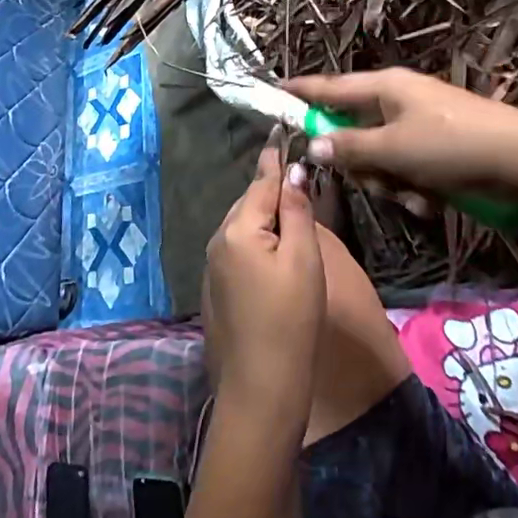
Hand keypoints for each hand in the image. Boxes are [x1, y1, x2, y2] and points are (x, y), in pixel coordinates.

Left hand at [204, 136, 325, 416]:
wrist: (260, 386)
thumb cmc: (291, 319)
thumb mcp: (303, 259)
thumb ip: (296, 211)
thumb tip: (294, 171)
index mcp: (238, 228)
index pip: (260, 182)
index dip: (275, 157)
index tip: (280, 130)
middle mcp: (218, 240)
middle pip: (248, 203)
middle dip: (271, 189)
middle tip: (299, 177)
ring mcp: (213, 265)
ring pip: (242, 226)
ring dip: (264, 215)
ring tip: (292, 210)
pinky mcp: (216, 287)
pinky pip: (238, 249)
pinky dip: (257, 240)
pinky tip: (274, 252)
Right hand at [285, 68, 517, 200]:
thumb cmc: (453, 146)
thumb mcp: (394, 149)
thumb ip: (348, 148)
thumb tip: (313, 145)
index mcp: (383, 88)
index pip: (327, 87)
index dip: (299, 92)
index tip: (271, 93)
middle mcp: (396, 102)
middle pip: (350, 133)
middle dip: (360, 164)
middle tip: (374, 181)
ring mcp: (417, 126)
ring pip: (377, 158)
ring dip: (389, 183)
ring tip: (415, 196)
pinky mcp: (435, 150)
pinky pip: (404, 170)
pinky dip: (413, 189)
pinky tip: (432, 202)